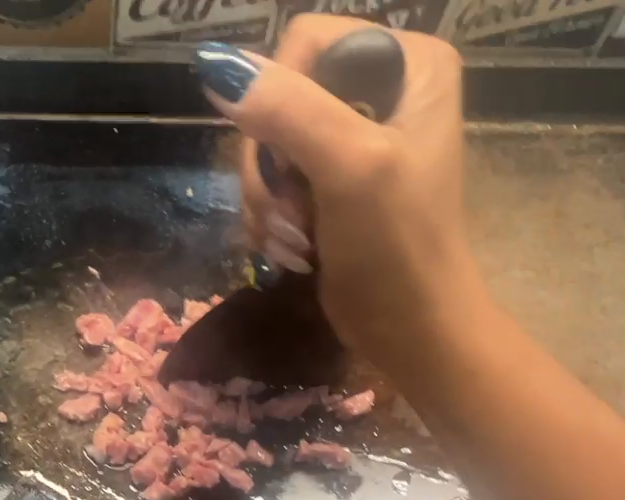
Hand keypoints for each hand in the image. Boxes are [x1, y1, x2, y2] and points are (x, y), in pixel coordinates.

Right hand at [195, 19, 486, 377]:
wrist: (411, 331)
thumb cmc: (397, 251)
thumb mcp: (350, 169)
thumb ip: (290, 111)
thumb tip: (213, 64)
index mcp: (408, 63)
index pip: (306, 42)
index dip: (281, 101)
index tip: (293, 166)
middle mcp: (382, 90)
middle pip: (279, 99)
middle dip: (271, 167)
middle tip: (289, 216)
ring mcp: (353, 142)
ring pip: (267, 147)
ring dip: (265, 202)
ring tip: (293, 243)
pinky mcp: (330, 187)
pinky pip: (272, 184)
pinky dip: (269, 221)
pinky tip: (289, 251)